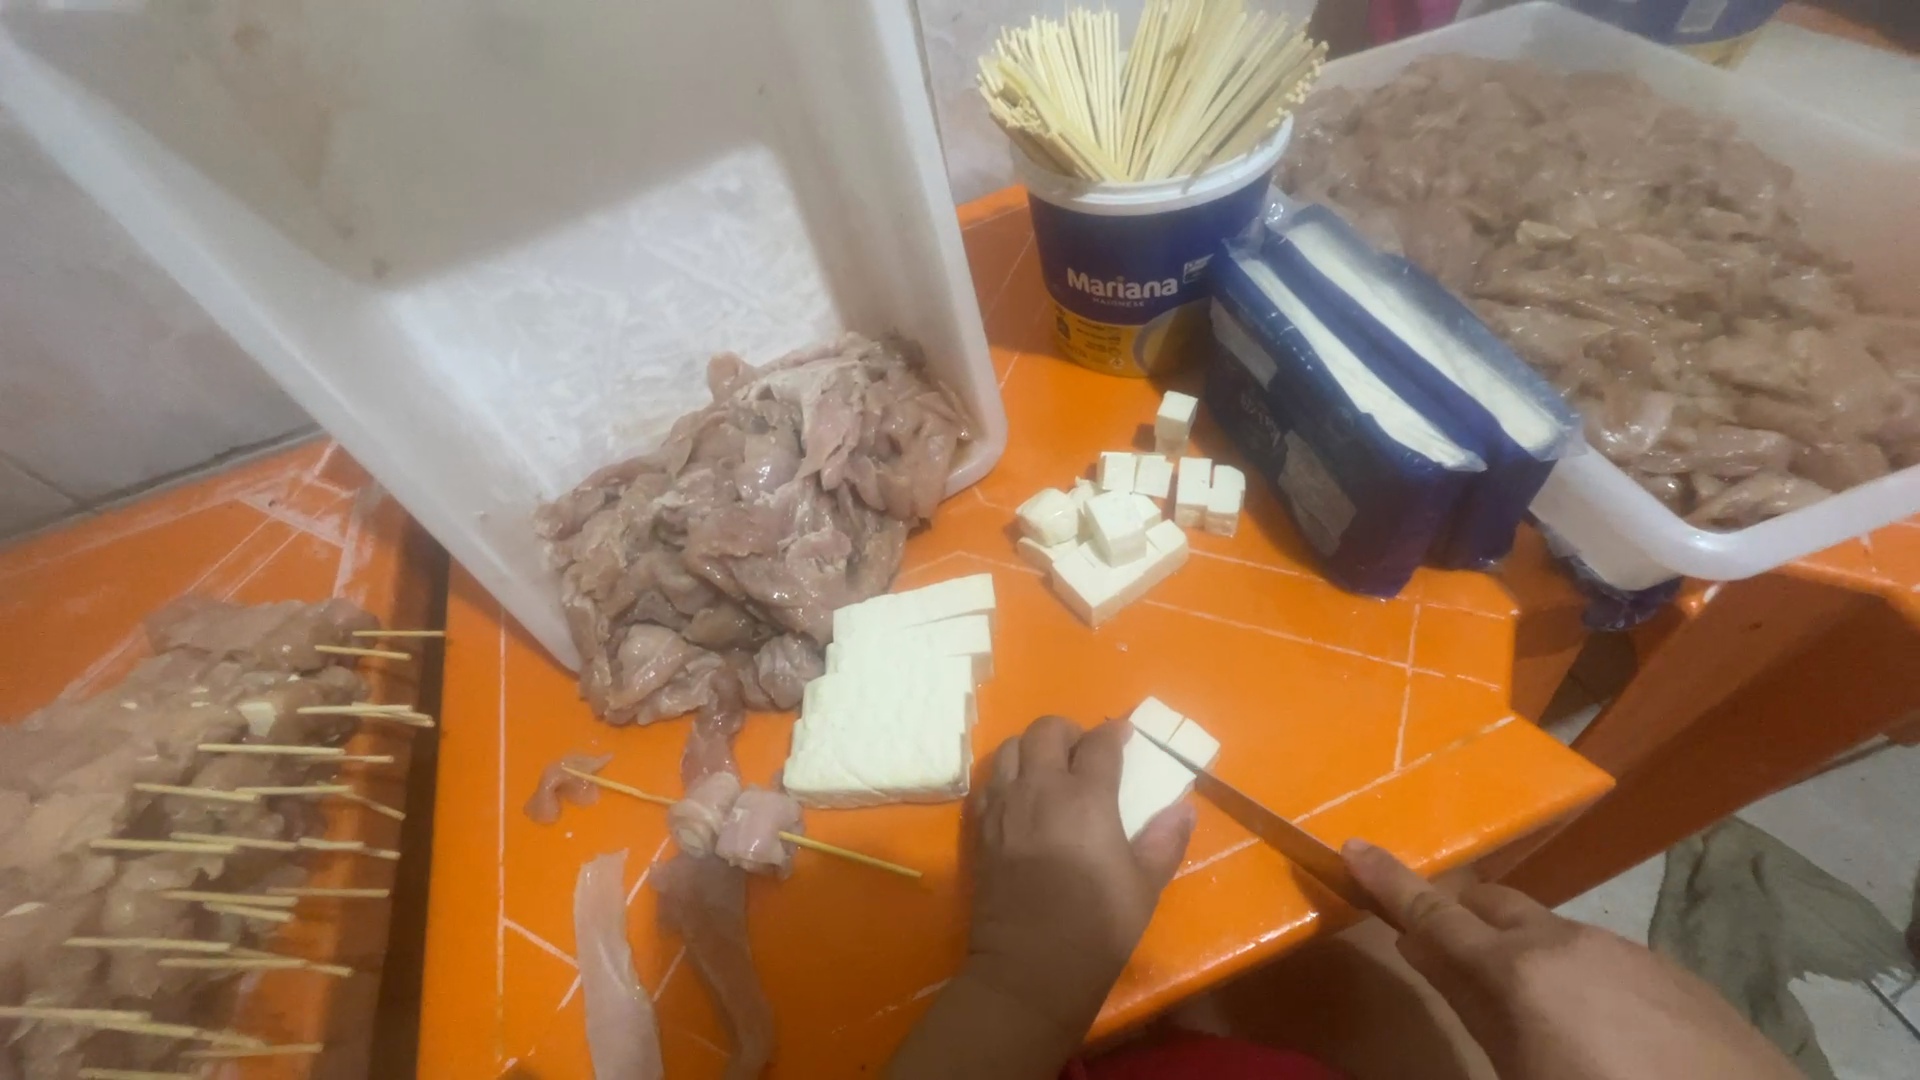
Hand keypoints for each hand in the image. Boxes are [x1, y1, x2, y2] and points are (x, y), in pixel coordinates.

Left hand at [965, 716, 1196, 1038]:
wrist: (1027, 967)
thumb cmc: (1096, 928)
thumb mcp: (1144, 887)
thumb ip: (1164, 840)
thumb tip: (1183, 808)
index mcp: (1085, 797)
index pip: (1100, 743)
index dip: (1115, 733)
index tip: (1125, 734)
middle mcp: (1040, 787)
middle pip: (1046, 730)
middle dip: (1068, 730)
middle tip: (1083, 749)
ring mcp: (1004, 803)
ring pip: (1010, 746)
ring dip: (1032, 747)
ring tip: (1048, 767)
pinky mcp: (980, 824)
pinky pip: (989, 779)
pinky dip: (1005, 773)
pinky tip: (1019, 794)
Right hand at [1343, 839, 1800, 1079]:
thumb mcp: (1518, 1073)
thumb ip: (1466, 1003)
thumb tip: (1418, 948)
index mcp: (1518, 969)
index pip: (1433, 911)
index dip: (1388, 880)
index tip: (1353, 847)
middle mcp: (1568, 941)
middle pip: (1493, 904)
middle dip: (1466, 919)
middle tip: (1453, 956)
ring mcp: (1629, 951)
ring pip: (1552, 930)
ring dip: (1529, 953)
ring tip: (1550, 1015)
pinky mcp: (1681, 973)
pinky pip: (1607, 955)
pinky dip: (1584, 974)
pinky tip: (1615, 1032)